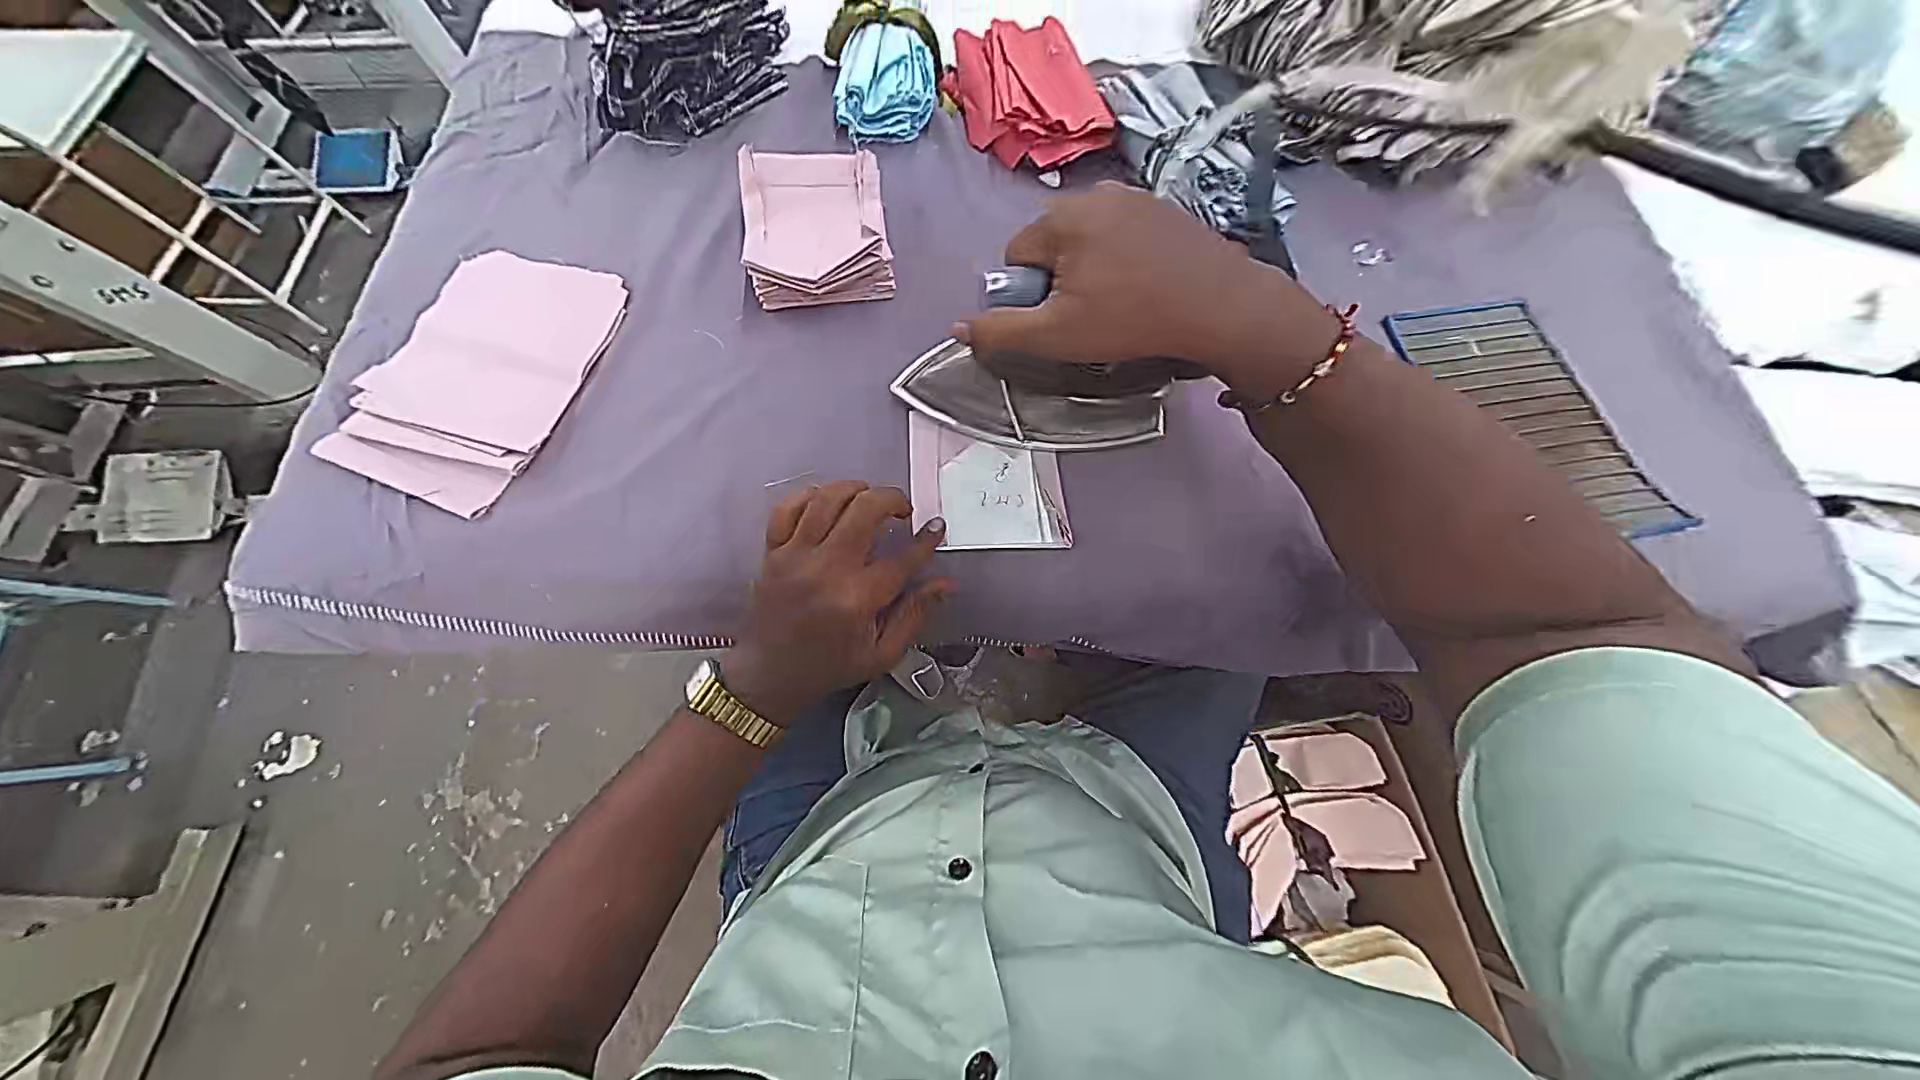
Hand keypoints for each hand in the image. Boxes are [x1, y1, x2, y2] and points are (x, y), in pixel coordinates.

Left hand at [722, 481, 953, 726]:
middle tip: (902, 511)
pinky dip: (811, 496)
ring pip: (827, 499)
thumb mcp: (882, 653)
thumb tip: (945, 585)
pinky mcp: (772, 552)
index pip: (902, 557)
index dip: (926, 539)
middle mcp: (825, 570)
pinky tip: (828, 503)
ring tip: (869, 499)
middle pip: (865, 510)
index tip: (935, 528)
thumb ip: (915, 614)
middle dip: (893, 500)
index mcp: (856, 598)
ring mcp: (794, 556)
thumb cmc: (829, 666)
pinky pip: (787, 507)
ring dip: (856, 490)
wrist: (769, 675)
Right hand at [955, 182, 1341, 391]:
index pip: (1017, 254)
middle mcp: (1095, 194)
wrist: (1220, 307)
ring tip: (1119, 302)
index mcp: (1062, 219)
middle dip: (1059, 277)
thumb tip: (959, 328)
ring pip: (1088, 239)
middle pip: (1052, 243)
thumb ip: (1001, 331)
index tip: (1060, 316)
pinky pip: (1122, 234)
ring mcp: (1135, 196)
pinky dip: (1122, 258)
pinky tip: (1144, 285)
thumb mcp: (1056, 335)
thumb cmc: (1131, 320)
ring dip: (1090, 268)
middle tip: (1089, 313)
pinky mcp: (1165, 208)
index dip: (1030, 293)